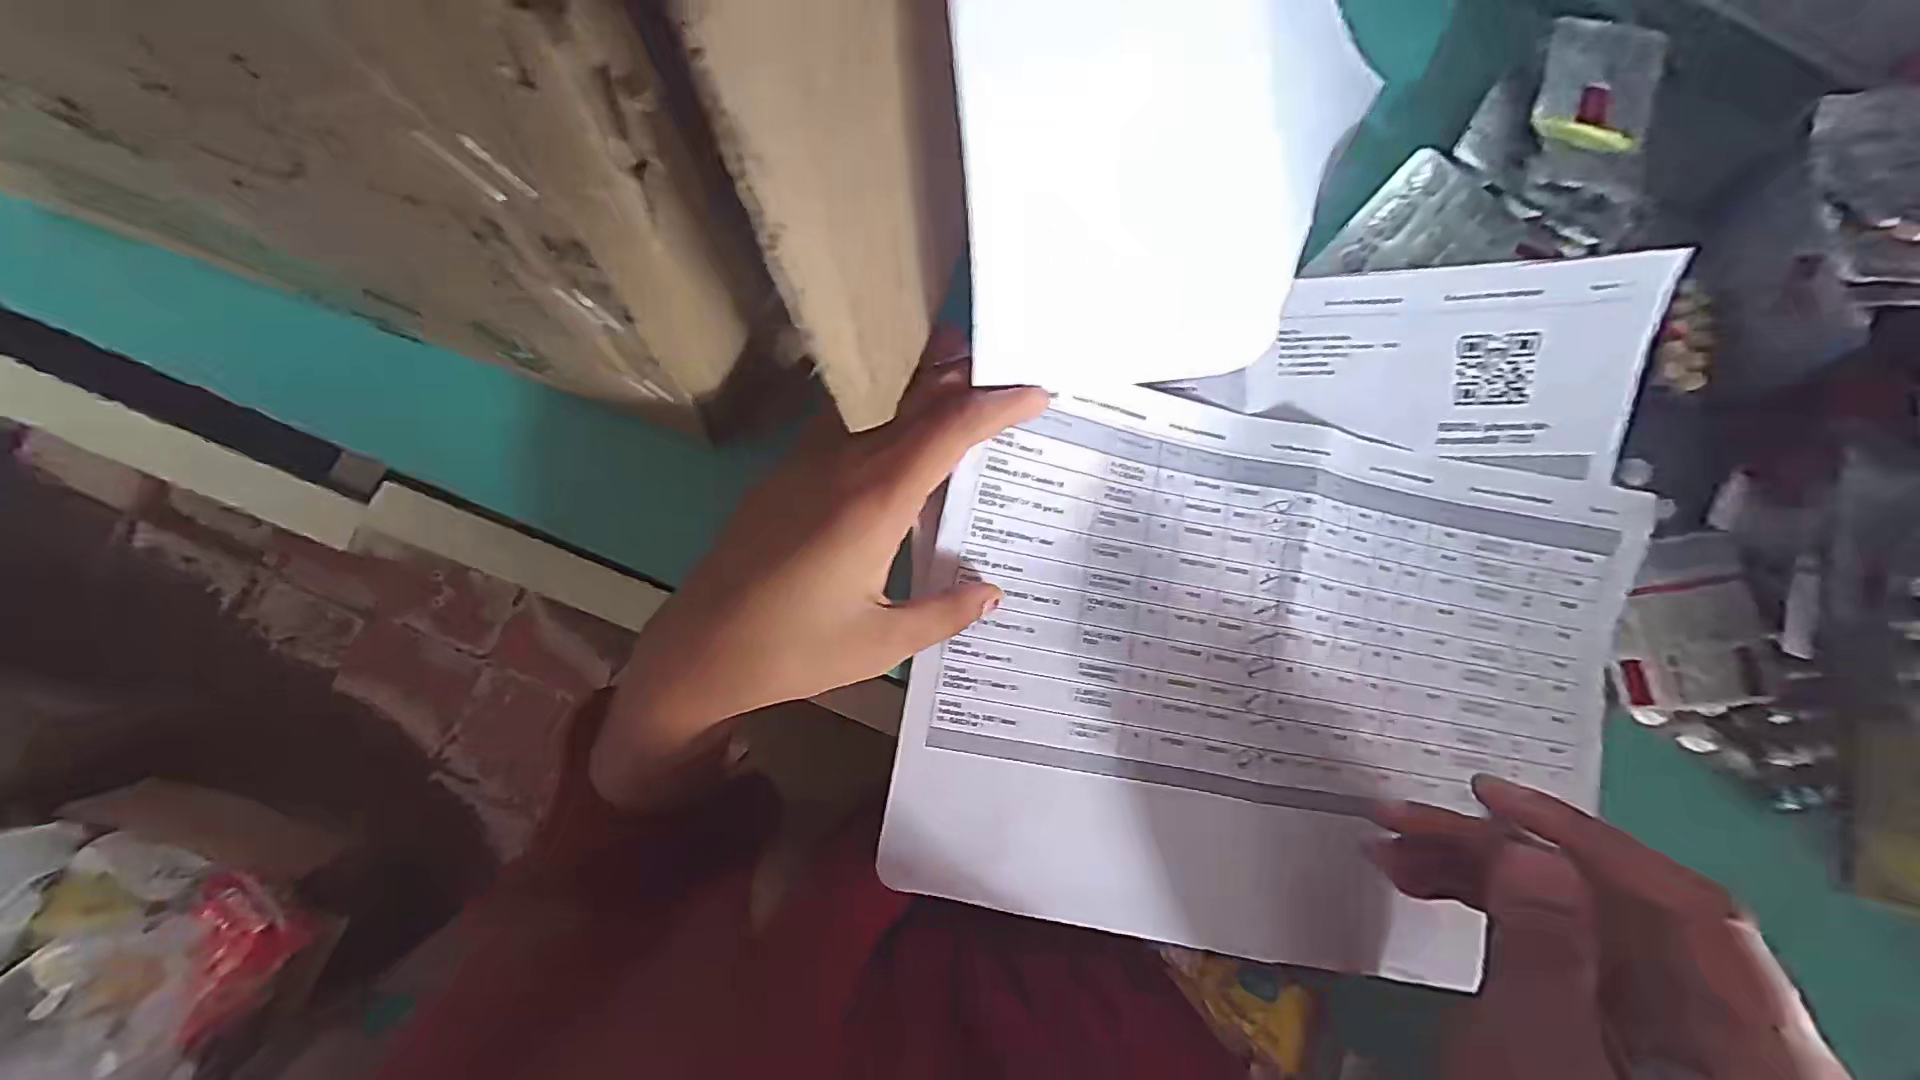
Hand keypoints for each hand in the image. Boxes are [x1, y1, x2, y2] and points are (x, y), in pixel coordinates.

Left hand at [592, 331, 1048, 806]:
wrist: (698, 649)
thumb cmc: (793, 650)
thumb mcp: (881, 643)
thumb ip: (944, 613)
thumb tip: (992, 592)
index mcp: (876, 501)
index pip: (948, 431)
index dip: (995, 406)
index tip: (1034, 393)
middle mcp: (843, 465)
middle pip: (913, 402)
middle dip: (961, 377)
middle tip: (1002, 362)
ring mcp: (807, 464)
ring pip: (878, 408)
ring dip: (920, 388)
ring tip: (956, 373)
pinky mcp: (785, 475)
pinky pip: (846, 426)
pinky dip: (884, 415)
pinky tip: (893, 430)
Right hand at [1371, 776, 1849, 1079]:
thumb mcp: (1537, 1047)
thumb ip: (1542, 953)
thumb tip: (1529, 855)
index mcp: (1750, 1048)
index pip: (1683, 905)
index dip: (1581, 836)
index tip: (1489, 796)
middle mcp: (1716, 1026)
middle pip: (1606, 902)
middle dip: (1495, 852)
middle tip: (1412, 824)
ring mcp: (1656, 1023)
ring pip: (1564, 912)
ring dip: (1474, 871)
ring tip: (1400, 853)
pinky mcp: (1604, 1021)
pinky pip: (1545, 937)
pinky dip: (1486, 905)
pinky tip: (1431, 885)